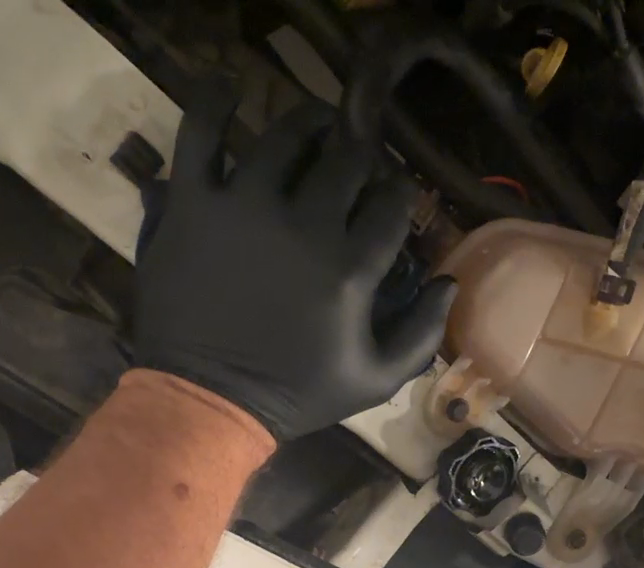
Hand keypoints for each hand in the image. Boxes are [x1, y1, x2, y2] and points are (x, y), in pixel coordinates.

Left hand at [133, 84, 457, 441]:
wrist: (210, 399)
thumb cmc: (298, 393)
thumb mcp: (376, 380)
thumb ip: (421, 333)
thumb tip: (449, 282)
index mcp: (351, 267)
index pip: (391, 204)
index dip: (398, 193)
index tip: (393, 195)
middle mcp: (304, 224)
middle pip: (346, 160)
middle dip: (362, 154)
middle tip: (356, 159)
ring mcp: (244, 206)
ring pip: (285, 137)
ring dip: (308, 126)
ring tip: (314, 128)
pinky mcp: (194, 202)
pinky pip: (200, 133)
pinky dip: (215, 103)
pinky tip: (230, 91)